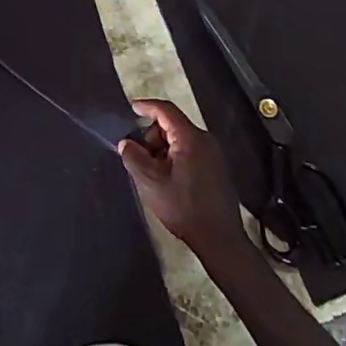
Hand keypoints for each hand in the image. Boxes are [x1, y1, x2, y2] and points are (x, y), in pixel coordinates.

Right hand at [117, 98, 246, 258]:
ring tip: (156, 175)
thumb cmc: (183, 207)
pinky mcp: (217, 168)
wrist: (219, 239)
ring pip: (181, 140)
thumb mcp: (150, 182)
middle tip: (142, 159)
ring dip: (163, 150)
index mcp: (191, 138)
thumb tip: (126, 143)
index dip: (147, 106)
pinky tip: (169, 180)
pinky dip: (175, 157)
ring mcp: (214, 154)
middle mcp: (206, 140)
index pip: (166, 110)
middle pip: (173, 125)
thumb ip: (134, 157)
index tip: (132, 107)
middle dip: (153, 137)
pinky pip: (191, 151)